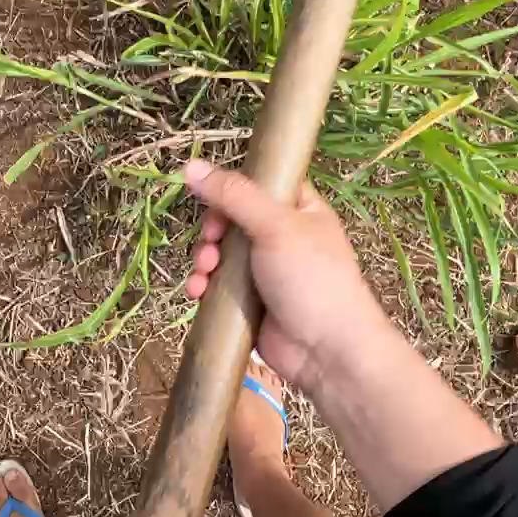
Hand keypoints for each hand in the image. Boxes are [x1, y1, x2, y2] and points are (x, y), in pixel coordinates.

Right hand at [182, 158, 391, 390]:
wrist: (326, 351)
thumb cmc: (312, 278)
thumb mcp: (275, 225)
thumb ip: (233, 196)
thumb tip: (190, 166)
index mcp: (299, 209)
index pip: (259, 184)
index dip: (232, 189)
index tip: (214, 200)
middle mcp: (281, 236)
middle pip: (231, 219)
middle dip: (213, 232)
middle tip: (211, 243)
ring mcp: (264, 270)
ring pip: (220, 253)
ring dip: (204, 260)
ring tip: (205, 274)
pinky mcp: (249, 301)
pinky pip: (217, 285)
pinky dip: (204, 286)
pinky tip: (198, 294)